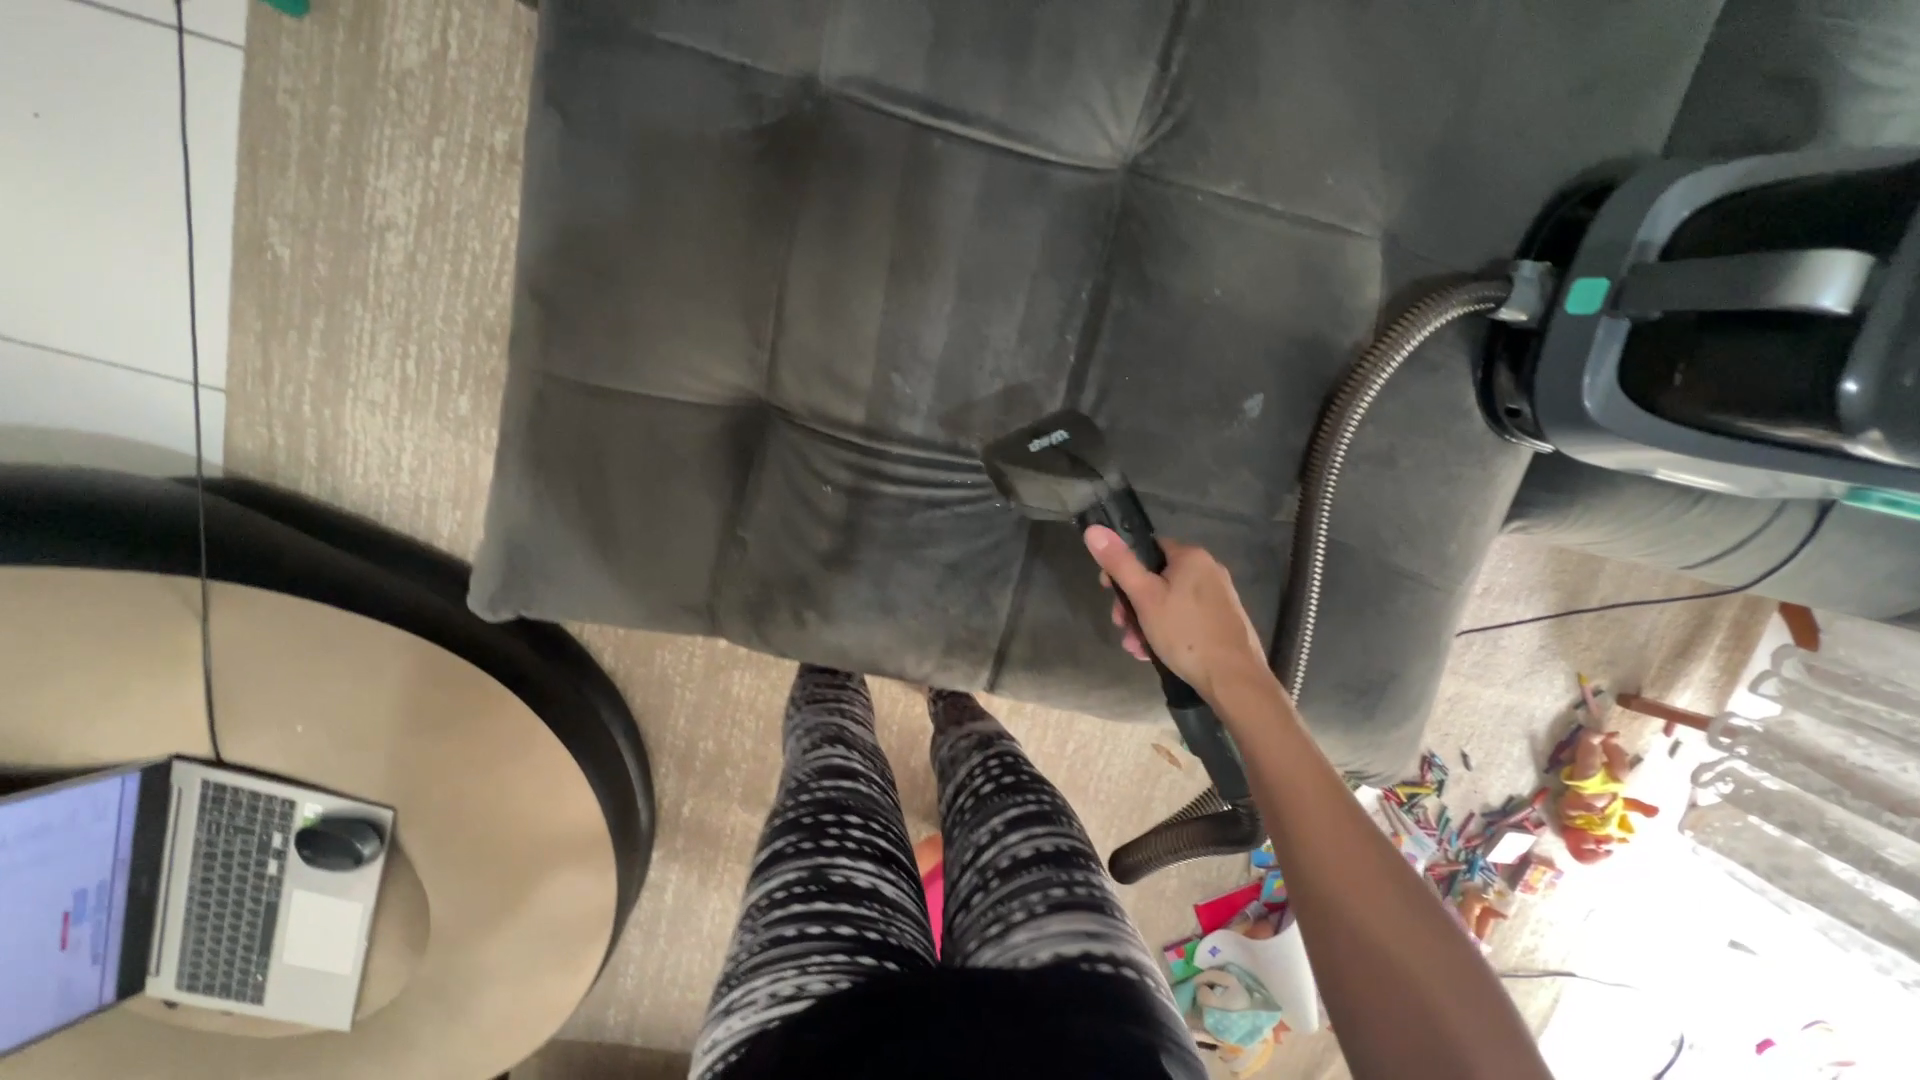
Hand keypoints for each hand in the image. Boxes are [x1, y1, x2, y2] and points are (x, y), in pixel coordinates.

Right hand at [1083, 526, 1269, 699]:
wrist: (1233, 677)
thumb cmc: (1184, 632)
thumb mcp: (1144, 597)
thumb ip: (1119, 563)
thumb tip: (1093, 530)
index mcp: (1192, 556)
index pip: (1148, 549)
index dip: (1124, 568)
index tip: (1108, 591)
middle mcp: (1209, 570)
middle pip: (1157, 579)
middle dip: (1133, 604)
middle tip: (1122, 627)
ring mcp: (1219, 596)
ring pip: (1169, 602)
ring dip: (1146, 622)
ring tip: (1136, 647)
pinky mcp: (1223, 620)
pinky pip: (1185, 618)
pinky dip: (1166, 631)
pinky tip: (1154, 653)